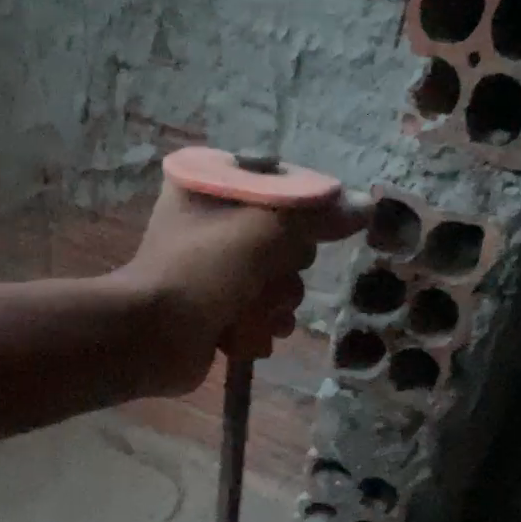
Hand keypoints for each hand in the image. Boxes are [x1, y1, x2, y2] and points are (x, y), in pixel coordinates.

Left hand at [113, 179, 369, 396]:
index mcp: (218, 184)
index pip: (289, 191)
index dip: (303, 218)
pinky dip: (257, 330)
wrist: (153, 337)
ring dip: (273, 307)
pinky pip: (263, 317)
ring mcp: (219, 270)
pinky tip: (240, 337)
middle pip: (290, 244)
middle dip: (284, 273)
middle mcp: (217, 222)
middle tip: (263, 279)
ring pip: (281, 286)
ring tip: (249, 316)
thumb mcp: (265, 229)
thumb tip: (367, 205)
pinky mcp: (220, 311)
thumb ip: (319, 215)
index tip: (303, 238)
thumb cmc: (203, 270)